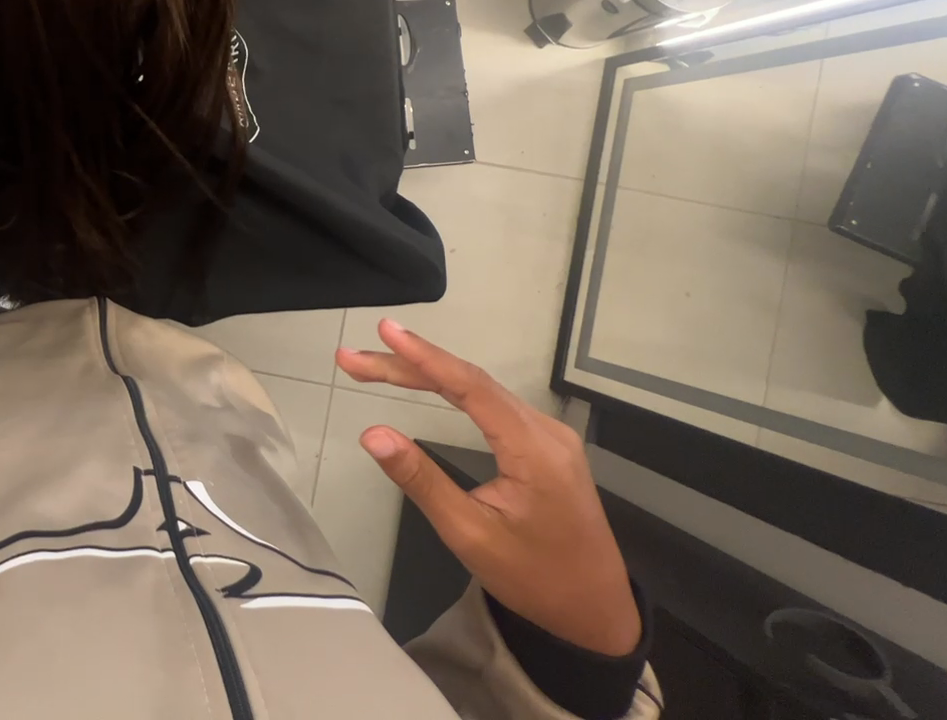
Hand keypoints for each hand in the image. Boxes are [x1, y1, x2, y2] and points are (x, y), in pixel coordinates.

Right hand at [336, 320, 641, 655]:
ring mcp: (547, 436)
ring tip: (373, 365)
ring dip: (423, 373)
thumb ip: (420, 479)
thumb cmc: (533, 578)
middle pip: (468, 382)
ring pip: (477, 389)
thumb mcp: (468, 534)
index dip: (423, 356)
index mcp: (533, 450)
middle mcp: (544, 431)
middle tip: (351, 359)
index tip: (385, 331)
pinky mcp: (542, 445)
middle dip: (407, 364)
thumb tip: (371, 433)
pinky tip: (423, 380)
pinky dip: (448, 386)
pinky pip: (489, 402)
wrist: (595, 615)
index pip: (470, 387)